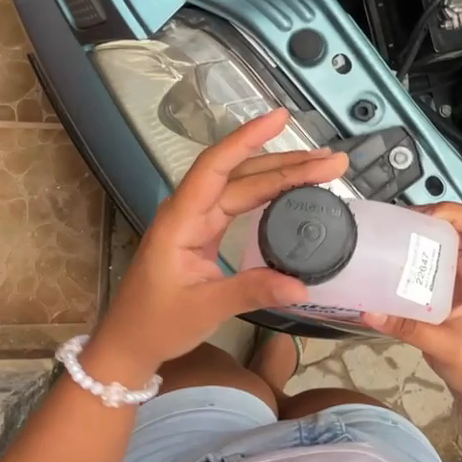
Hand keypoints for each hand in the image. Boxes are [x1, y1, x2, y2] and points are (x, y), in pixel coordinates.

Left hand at [84, 110, 347, 383]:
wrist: (129, 343)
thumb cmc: (156, 323)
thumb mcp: (204, 310)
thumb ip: (251, 292)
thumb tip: (301, 285)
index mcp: (181, 219)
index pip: (216, 167)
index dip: (247, 139)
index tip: (280, 118)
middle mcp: (191, 210)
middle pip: (242, 173)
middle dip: (287, 162)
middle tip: (332, 160)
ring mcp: (199, 220)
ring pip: (245, 184)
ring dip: (283, 173)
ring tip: (323, 166)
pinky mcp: (207, 231)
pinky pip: (242, 201)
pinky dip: (271, 191)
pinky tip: (294, 187)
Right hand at [360, 203, 461, 400]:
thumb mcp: (441, 345)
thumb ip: (406, 327)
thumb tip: (369, 311)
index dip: (453, 212)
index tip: (421, 218)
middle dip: (432, 218)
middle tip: (398, 224)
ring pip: (450, 239)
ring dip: (425, 233)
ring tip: (393, 234)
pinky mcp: (455, 285)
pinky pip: (440, 258)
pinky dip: (421, 253)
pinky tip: (398, 257)